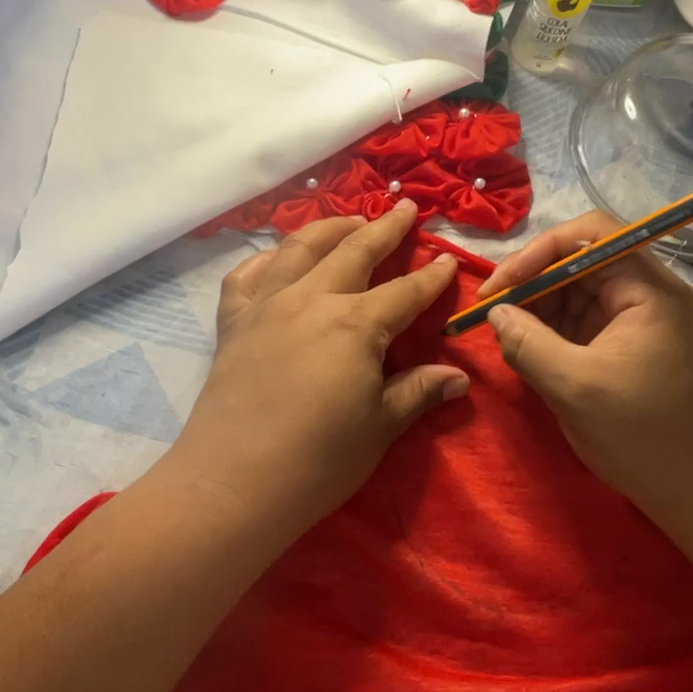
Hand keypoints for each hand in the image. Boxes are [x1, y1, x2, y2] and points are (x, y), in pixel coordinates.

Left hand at [164, 200, 466, 529]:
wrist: (233, 482)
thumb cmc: (318, 460)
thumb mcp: (380, 427)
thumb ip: (418, 392)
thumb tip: (459, 377)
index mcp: (355, 324)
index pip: (405, 292)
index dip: (431, 276)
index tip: (449, 260)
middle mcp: (312, 300)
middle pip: (355, 252)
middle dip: (384, 228)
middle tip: (404, 208)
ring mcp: (267, 306)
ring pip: (300, 249)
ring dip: (330, 229)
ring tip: (350, 220)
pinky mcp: (233, 323)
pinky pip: (247, 276)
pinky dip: (265, 260)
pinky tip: (277, 259)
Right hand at [479, 212, 692, 528]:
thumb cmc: (644, 439)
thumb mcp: (574, 389)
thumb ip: (527, 343)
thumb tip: (496, 313)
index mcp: (651, 290)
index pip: (590, 236)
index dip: (537, 252)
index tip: (498, 286)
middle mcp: (653, 293)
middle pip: (584, 262)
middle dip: (535, 282)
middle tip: (494, 312)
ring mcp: (649, 320)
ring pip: (584, 293)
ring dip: (544, 308)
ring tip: (509, 335)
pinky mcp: (640, 346)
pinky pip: (592, 322)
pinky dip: (560, 331)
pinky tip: (534, 350)